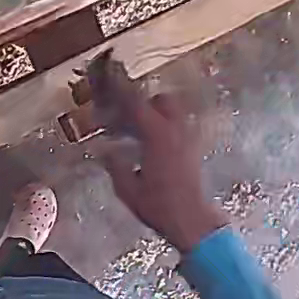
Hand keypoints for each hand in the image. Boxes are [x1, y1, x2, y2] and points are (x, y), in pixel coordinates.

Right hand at [98, 83, 228, 253]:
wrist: (192, 221)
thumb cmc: (159, 206)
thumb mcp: (127, 188)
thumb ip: (115, 165)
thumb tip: (105, 151)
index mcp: (157, 135)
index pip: (136, 104)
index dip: (121, 89)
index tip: (111, 77)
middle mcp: (176, 131)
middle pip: (161, 100)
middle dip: (143, 103)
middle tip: (125, 115)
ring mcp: (188, 139)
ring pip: (173, 113)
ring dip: (156, 115)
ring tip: (137, 132)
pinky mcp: (194, 151)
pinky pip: (178, 128)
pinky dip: (164, 128)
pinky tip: (151, 148)